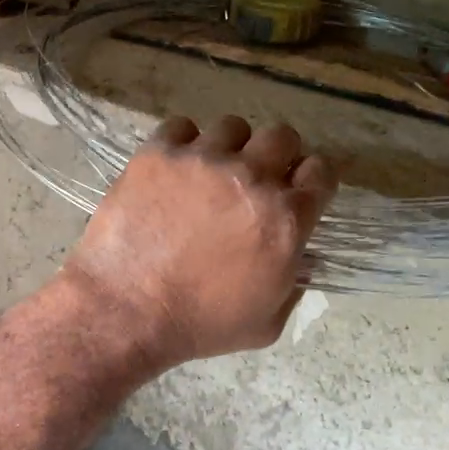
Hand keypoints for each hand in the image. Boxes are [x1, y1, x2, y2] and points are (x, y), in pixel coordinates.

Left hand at [62, 116, 335, 364]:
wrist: (126, 306)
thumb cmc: (200, 323)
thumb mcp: (268, 321)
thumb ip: (294, 280)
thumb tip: (302, 253)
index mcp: (285, 219)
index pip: (322, 171)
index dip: (311, 178)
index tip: (296, 187)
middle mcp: (250, 178)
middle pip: (281, 136)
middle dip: (275, 154)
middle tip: (254, 176)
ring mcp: (201, 160)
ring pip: (231, 126)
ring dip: (228, 146)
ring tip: (208, 170)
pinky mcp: (157, 153)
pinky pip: (180, 126)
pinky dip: (181, 142)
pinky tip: (173, 166)